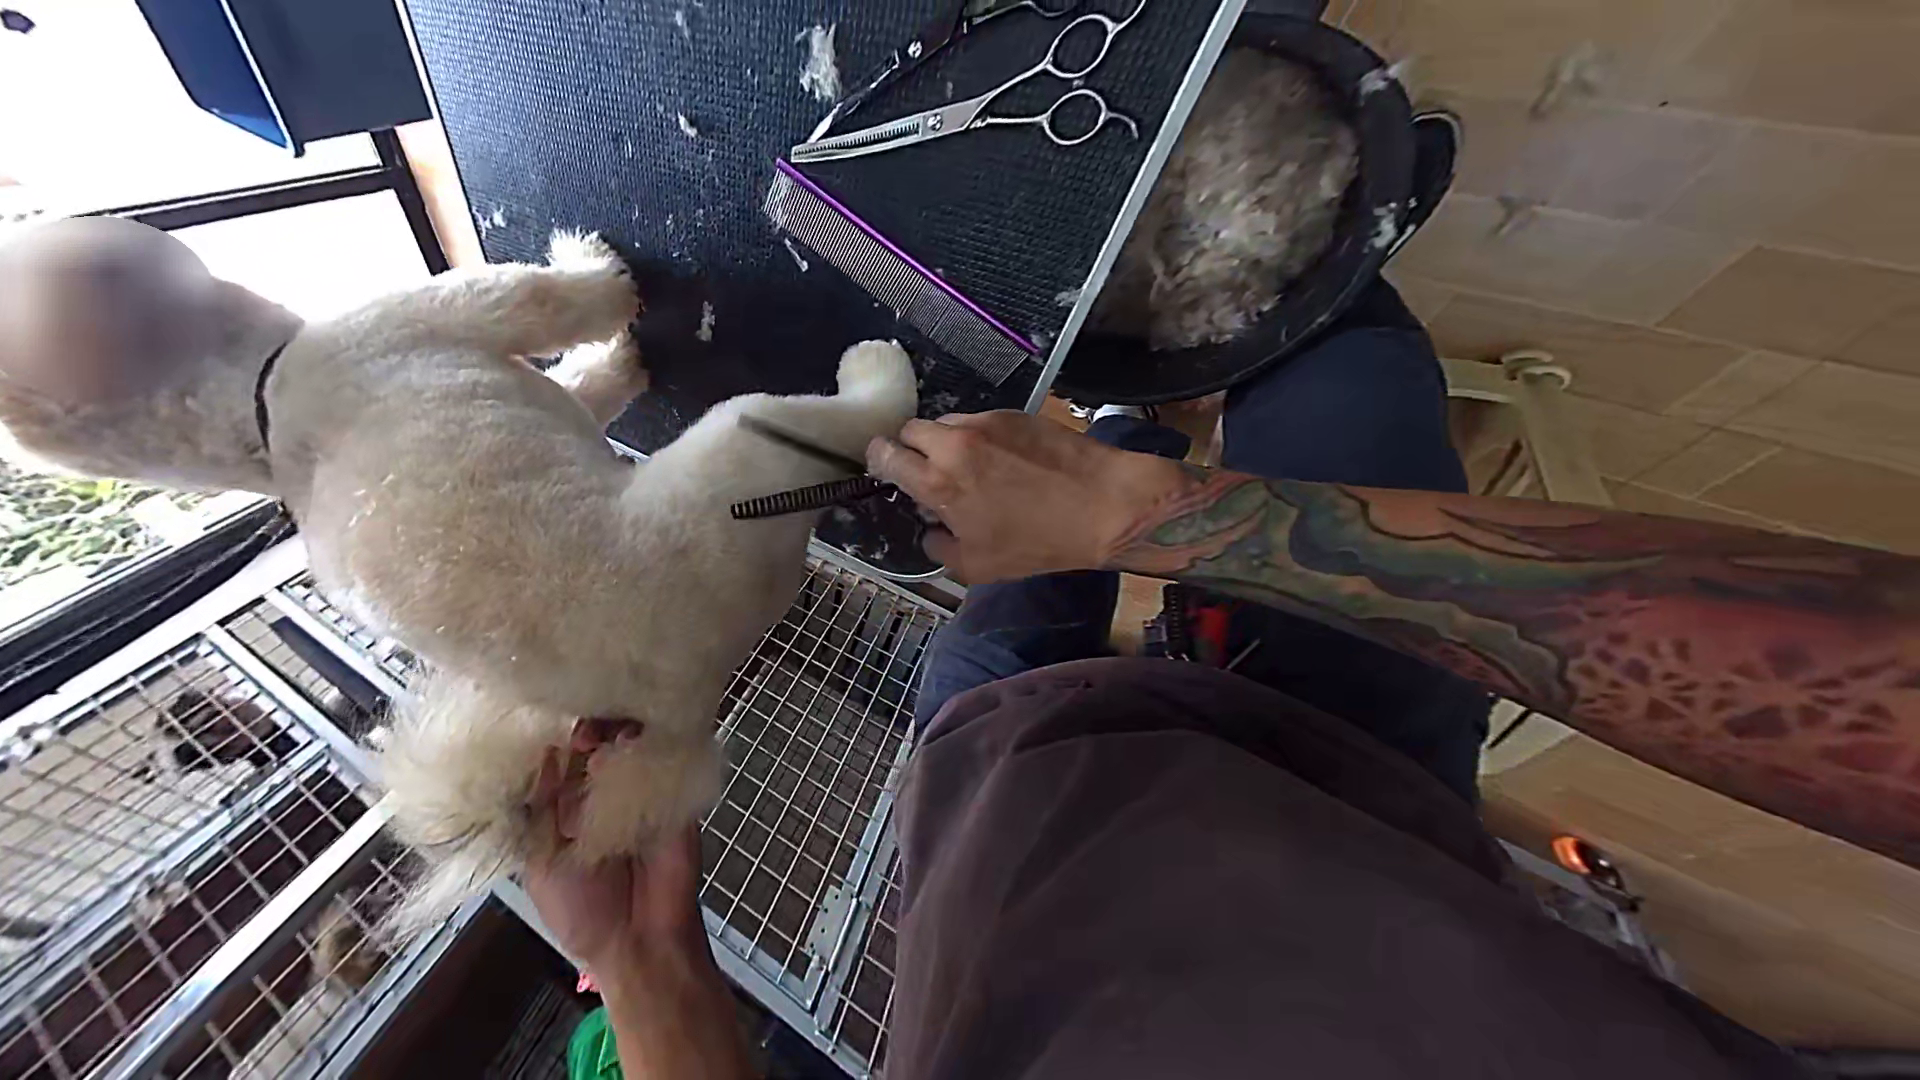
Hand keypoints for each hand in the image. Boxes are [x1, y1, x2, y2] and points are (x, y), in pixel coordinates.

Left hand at [520, 732, 706, 981]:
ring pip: (640, 748)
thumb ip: (544, 810)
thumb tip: (549, 752)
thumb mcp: (542, 863)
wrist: (639, 937)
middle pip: (607, 746)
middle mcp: (613, 793)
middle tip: (591, 734)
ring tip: (617, 738)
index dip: (569, 743)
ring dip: (627, 734)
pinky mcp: (680, 795)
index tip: (567, 736)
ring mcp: (650, 791)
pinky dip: (662, 747)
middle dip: (597, 733)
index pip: (572, 761)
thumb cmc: (582, 909)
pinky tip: (647, 745)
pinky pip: (673, 763)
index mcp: (576, 808)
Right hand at [865, 410, 1185, 582]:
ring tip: (971, 465)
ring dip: (946, 441)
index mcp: (939, 481)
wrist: (1103, 505)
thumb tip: (930, 529)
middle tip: (929, 470)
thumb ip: (939, 548)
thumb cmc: (1038, 542)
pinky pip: (979, 420)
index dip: (880, 459)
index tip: (887, 467)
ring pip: (946, 422)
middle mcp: (954, 442)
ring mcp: (985, 422)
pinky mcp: (1013, 413)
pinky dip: (978, 436)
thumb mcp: (978, 566)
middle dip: (911, 448)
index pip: (886, 454)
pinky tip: (1003, 458)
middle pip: (910, 429)